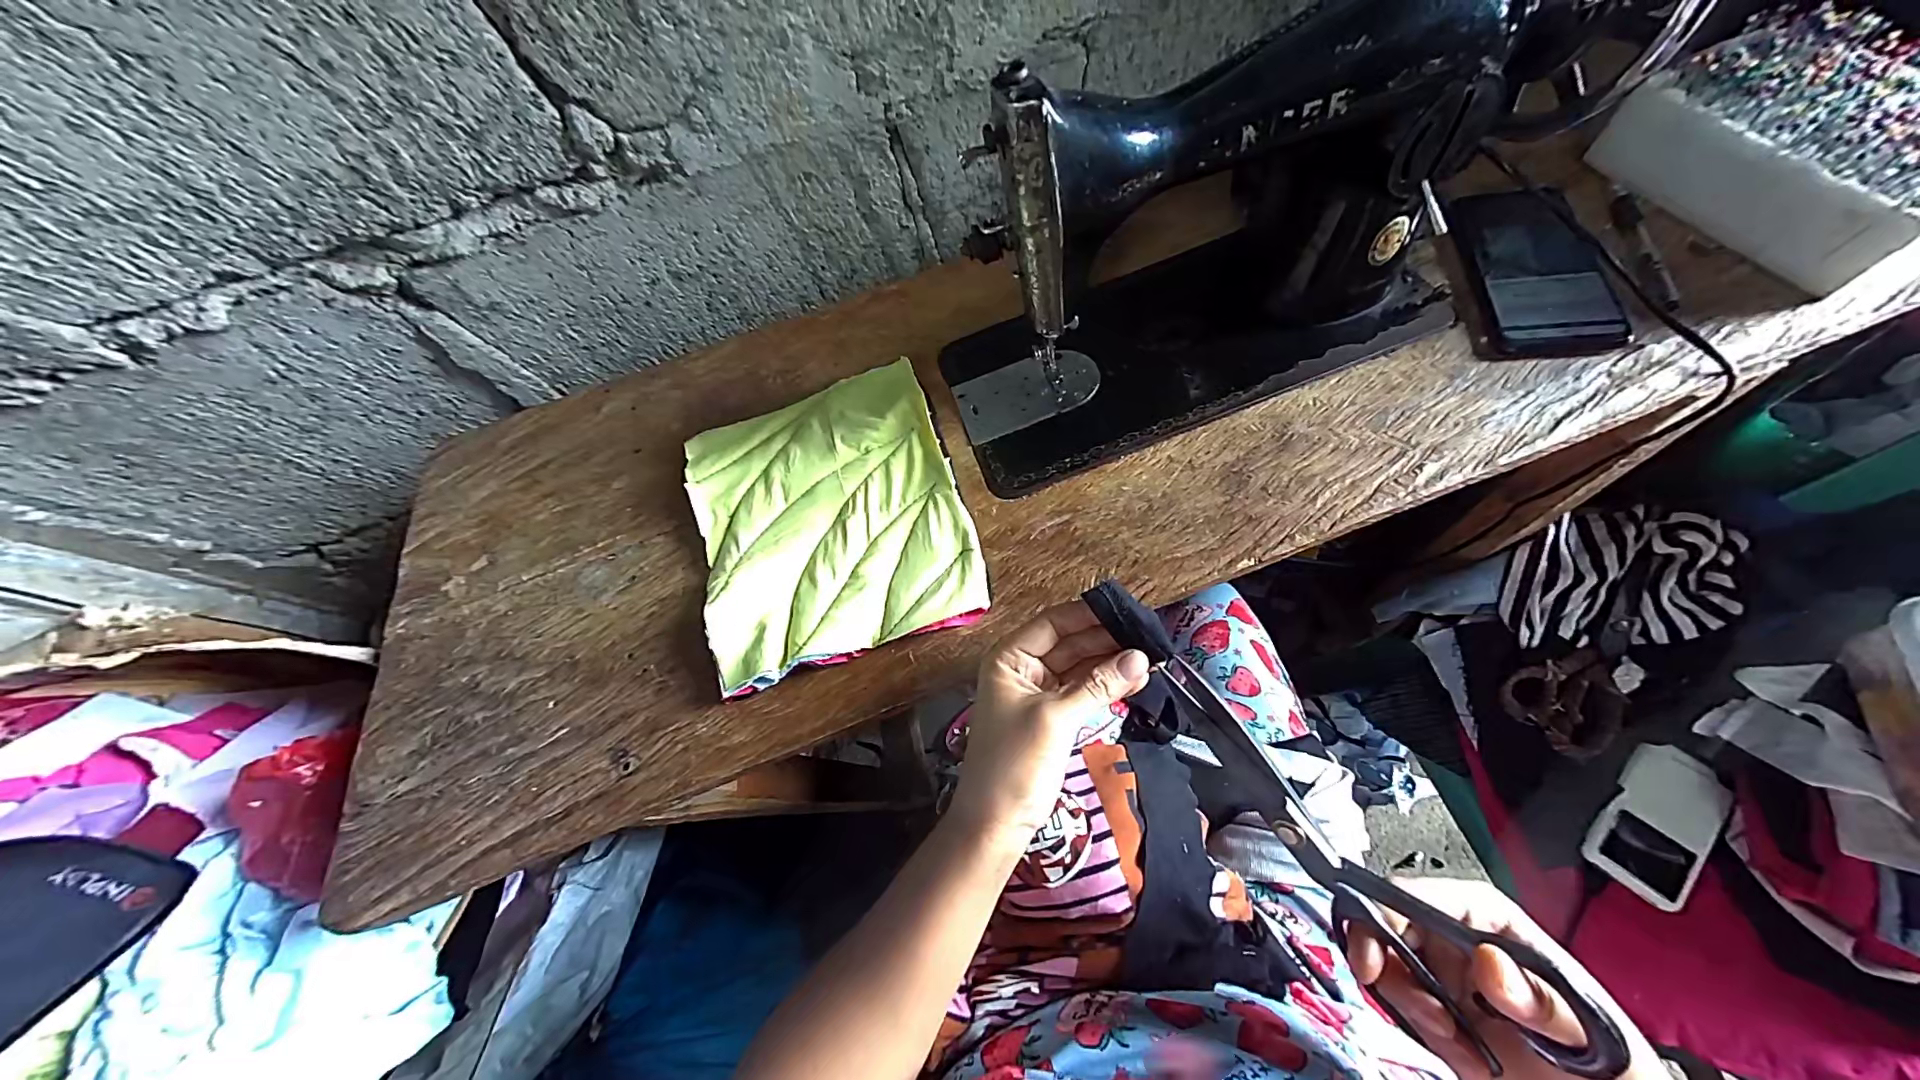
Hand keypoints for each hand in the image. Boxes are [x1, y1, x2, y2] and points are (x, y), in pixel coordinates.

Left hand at [947, 601, 1149, 847]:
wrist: (995, 823)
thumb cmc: (1014, 764)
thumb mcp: (1056, 718)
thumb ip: (1098, 685)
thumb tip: (1140, 657)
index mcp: (1009, 658)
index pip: (1054, 623)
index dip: (1089, 615)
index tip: (1130, 612)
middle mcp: (1022, 669)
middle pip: (1070, 642)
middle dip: (1107, 640)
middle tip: (1149, 637)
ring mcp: (1038, 693)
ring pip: (1080, 667)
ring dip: (1111, 663)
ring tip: (1151, 658)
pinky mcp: (1054, 716)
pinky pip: (1083, 691)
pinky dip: (1107, 686)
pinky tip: (1135, 681)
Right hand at [1346, 877, 1666, 1079]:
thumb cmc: (1613, 1075)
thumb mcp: (1593, 1042)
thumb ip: (1544, 1003)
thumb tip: (1490, 960)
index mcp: (1493, 923)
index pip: (1421, 894)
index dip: (1384, 911)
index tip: (1372, 951)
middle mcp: (1457, 937)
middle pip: (1386, 917)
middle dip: (1381, 953)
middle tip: (1384, 984)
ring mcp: (1440, 971)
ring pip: (1380, 953)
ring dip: (1398, 991)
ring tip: (1445, 1030)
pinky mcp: (1430, 1005)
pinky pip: (1391, 992)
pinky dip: (1405, 1015)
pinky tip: (1448, 1041)